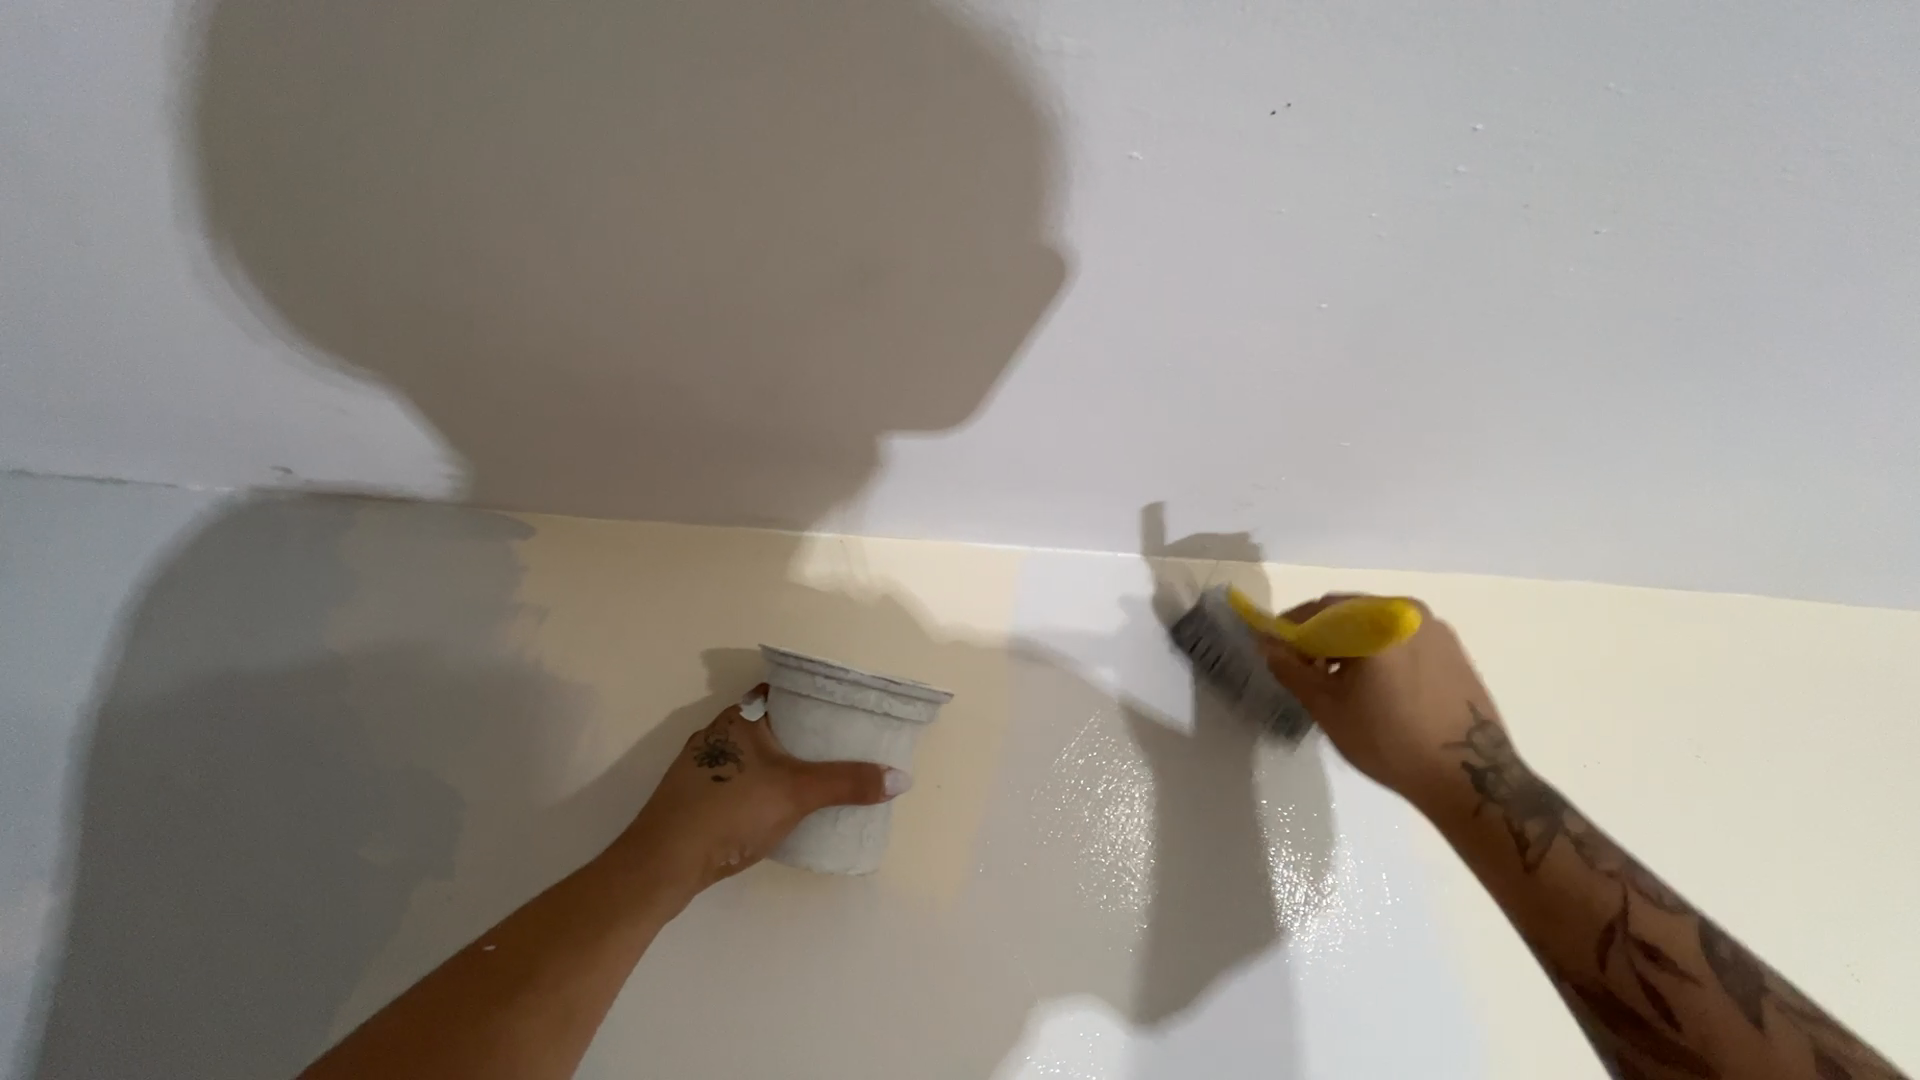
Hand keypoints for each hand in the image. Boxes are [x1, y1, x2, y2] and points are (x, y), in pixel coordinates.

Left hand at [608, 684, 910, 901]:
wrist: (660, 866)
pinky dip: (768, 782)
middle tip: (846, 741)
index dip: (816, 696)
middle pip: (773, 723)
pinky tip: (786, 801)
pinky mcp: (697, 797)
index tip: (847, 707)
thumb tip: (901, 778)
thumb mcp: (797, 794)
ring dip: (787, 760)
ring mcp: (704, 767)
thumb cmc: (728, 812)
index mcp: (740, 718)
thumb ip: (847, 783)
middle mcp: (719, 734)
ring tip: (825, 770)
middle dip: (807, 731)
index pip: (784, 691)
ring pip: (757, 753)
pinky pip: (744, 778)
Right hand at [1260, 596, 1499, 806]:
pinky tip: (1372, 684)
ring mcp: (1436, 629)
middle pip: (1348, 612)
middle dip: (1320, 634)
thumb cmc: (1388, 740)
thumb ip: (1290, 669)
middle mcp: (1409, 612)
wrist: (1469, 777)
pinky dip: (1378, 650)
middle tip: (1302, 666)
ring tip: (1337, 679)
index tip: (1274, 650)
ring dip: (1349, 642)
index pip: (1319, 609)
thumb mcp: (1326, 706)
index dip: (1289, 628)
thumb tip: (1267, 645)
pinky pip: (1401, 638)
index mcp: (1377, 620)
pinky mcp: (1454, 650)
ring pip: (1375, 624)